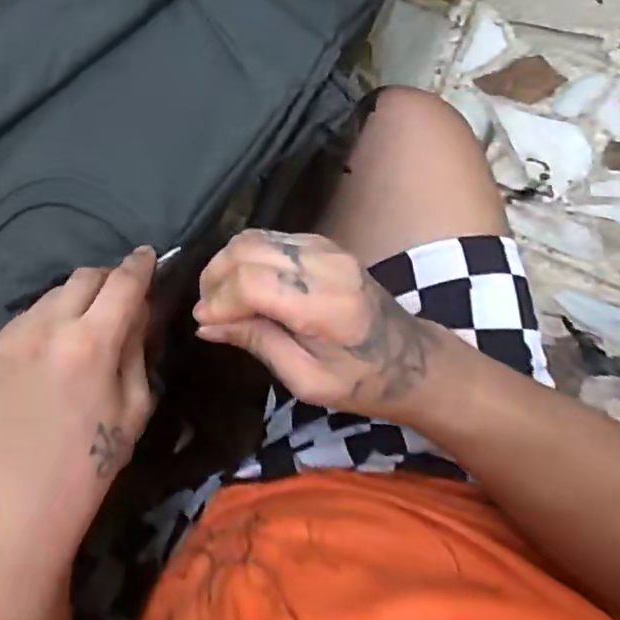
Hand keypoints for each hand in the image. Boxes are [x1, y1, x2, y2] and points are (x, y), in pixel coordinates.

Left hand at [0, 247, 157, 568]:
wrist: (27, 496)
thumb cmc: (94, 460)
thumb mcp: (135, 404)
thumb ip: (137, 345)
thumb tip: (138, 304)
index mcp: (90, 344)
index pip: (121, 283)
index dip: (139, 264)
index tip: (148, 255)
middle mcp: (47, 327)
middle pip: (84, 276)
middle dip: (107, 278)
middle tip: (118, 294)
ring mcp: (12, 334)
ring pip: (53, 294)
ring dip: (74, 300)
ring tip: (82, 329)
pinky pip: (27, 318)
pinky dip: (46, 323)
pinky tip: (51, 353)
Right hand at [194, 230, 441, 419]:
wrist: (416, 361)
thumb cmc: (364, 382)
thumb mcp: (306, 380)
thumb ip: (256, 342)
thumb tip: (205, 326)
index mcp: (325, 305)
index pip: (251, 283)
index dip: (218, 300)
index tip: (203, 322)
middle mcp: (323, 264)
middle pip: (244, 250)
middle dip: (215, 278)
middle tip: (207, 309)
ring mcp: (322, 247)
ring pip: (250, 238)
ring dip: (225, 264)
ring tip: (220, 295)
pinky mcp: (319, 242)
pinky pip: (266, 237)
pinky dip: (243, 257)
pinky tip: (242, 283)